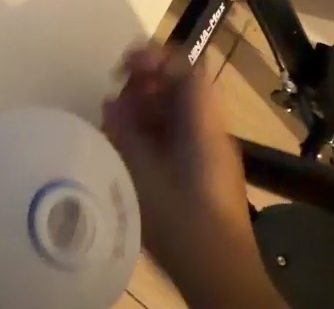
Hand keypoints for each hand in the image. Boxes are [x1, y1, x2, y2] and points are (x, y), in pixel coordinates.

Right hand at [103, 45, 284, 308]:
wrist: (221, 278)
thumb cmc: (184, 223)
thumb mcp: (143, 173)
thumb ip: (125, 132)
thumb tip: (112, 103)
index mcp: (203, 125)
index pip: (187, 69)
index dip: (155, 56)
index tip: (123, 63)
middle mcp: (210, 132)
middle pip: (180, 88)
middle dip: (144, 83)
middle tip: (113, 93)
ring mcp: (209, 153)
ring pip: (175, 112)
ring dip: (144, 108)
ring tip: (114, 121)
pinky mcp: (202, 174)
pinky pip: (175, 136)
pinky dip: (150, 132)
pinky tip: (126, 147)